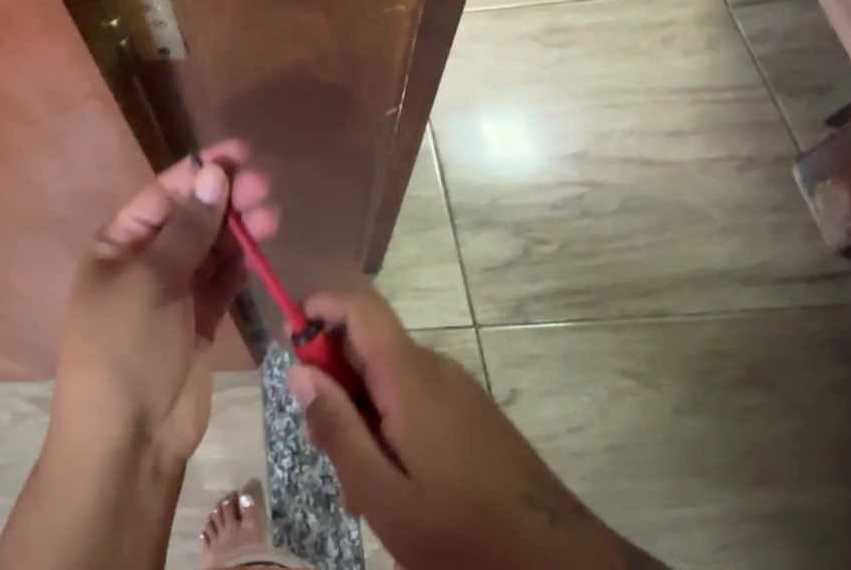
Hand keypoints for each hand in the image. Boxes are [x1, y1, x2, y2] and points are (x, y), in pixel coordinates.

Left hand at [53, 139, 277, 468]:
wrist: (128, 438)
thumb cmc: (125, 347)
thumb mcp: (150, 281)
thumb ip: (187, 229)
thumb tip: (212, 174)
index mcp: (117, 246)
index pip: (162, 194)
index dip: (199, 170)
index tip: (239, 151)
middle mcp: (144, 263)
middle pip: (191, 219)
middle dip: (224, 199)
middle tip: (263, 186)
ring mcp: (173, 294)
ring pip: (211, 249)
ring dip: (238, 229)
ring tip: (272, 214)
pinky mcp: (200, 322)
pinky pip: (222, 281)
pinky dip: (241, 263)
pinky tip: (262, 245)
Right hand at [288, 290, 657, 569]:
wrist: (561, 564)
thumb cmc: (462, 532)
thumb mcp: (382, 494)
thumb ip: (337, 428)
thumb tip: (299, 370)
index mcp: (410, 377)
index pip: (361, 306)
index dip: (321, 306)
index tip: (289, 340)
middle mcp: (435, 369)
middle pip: (368, 347)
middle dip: (334, 384)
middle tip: (325, 450)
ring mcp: (458, 391)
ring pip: (388, 379)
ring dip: (362, 414)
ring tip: (364, 486)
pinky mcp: (473, 414)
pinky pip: (416, 399)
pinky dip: (391, 425)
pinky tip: (398, 484)